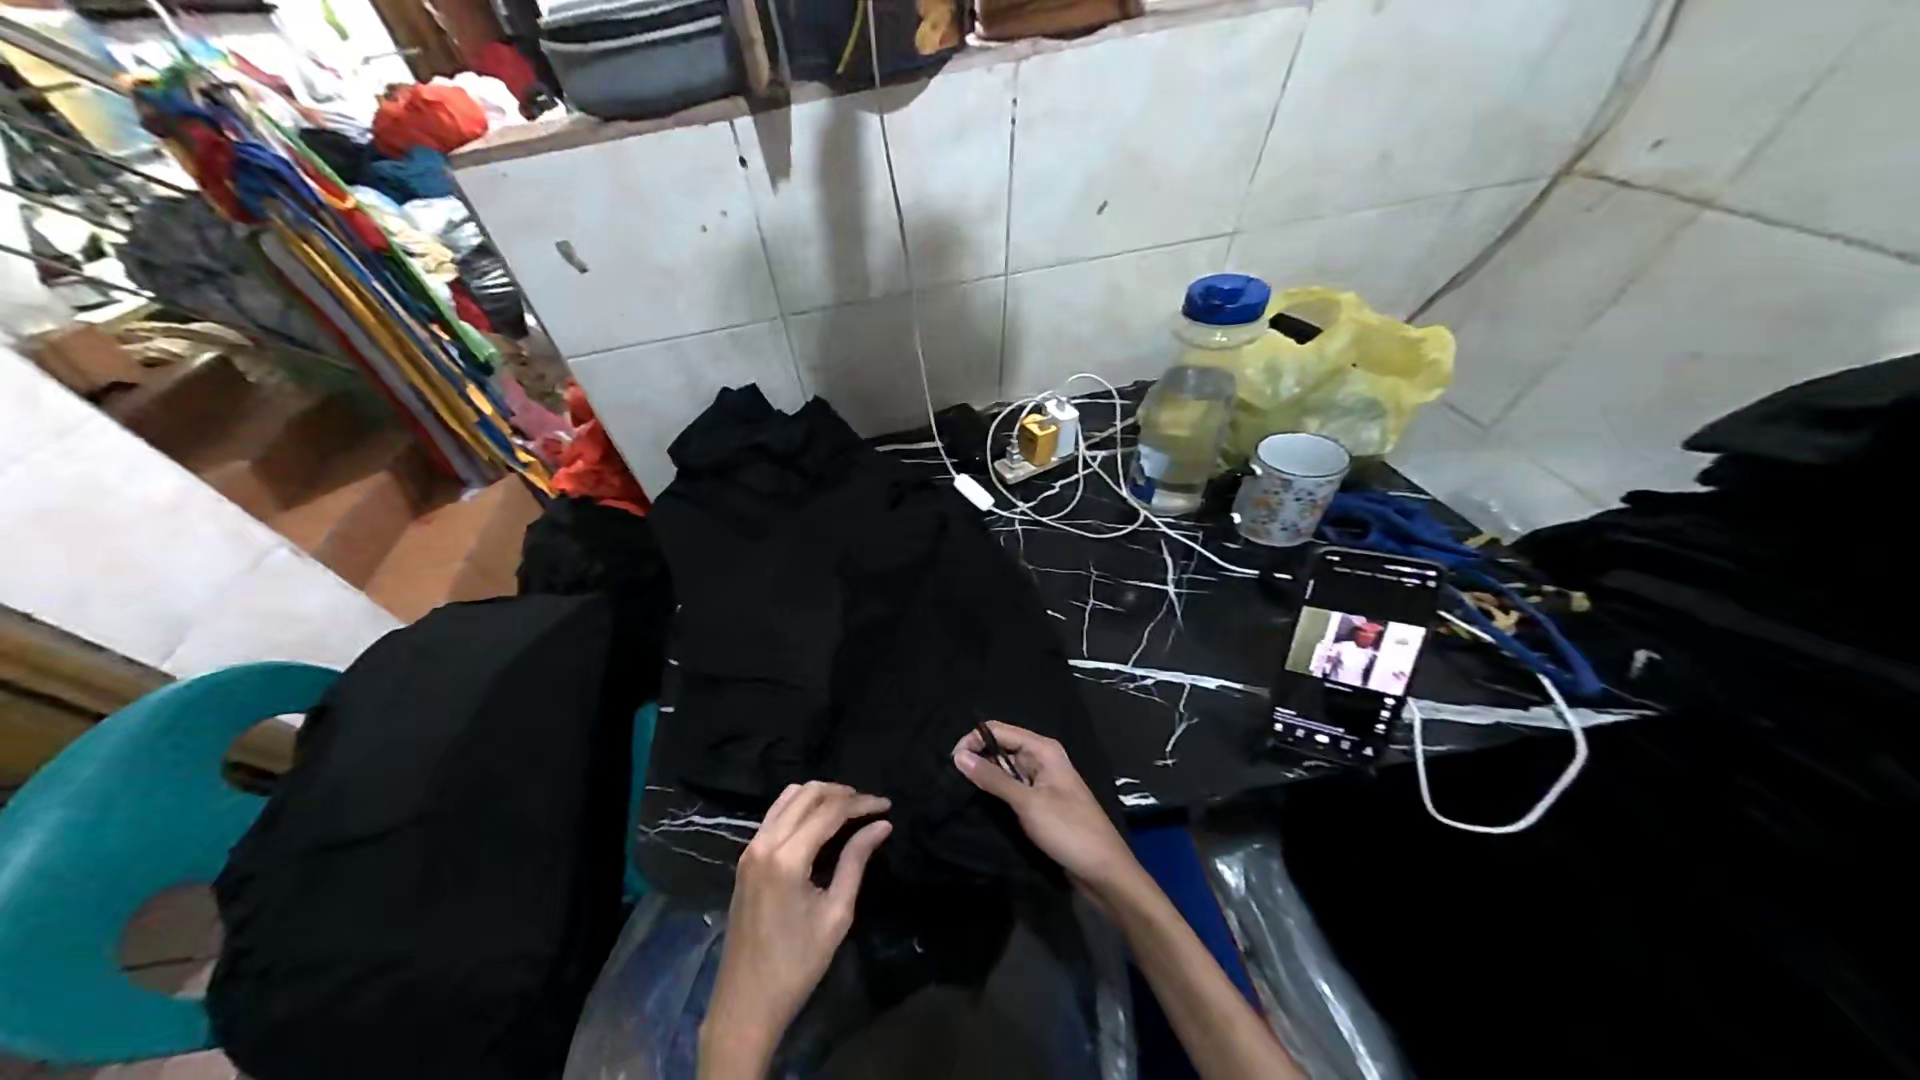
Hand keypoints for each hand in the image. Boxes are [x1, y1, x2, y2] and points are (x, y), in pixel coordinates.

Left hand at [699, 782, 891, 1079]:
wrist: (746, 1002)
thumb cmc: (797, 965)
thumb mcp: (836, 914)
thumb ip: (856, 861)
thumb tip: (881, 825)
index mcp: (787, 858)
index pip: (830, 810)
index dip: (862, 803)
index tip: (887, 805)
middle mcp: (764, 843)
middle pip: (807, 793)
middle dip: (842, 793)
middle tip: (869, 806)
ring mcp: (750, 848)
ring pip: (788, 797)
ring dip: (820, 796)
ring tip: (849, 809)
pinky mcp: (746, 858)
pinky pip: (775, 814)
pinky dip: (801, 808)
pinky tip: (821, 822)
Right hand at [951, 721, 1140, 902]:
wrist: (1103, 871)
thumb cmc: (1069, 831)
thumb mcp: (1027, 803)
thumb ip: (993, 778)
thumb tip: (959, 756)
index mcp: (1043, 749)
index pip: (999, 730)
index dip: (973, 741)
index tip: (952, 763)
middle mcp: (1042, 759)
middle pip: (1001, 747)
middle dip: (977, 757)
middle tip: (951, 778)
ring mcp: (1042, 781)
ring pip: (1005, 768)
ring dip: (986, 775)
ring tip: (959, 788)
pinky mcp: (1040, 802)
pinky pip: (1013, 787)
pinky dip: (997, 791)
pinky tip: (981, 801)